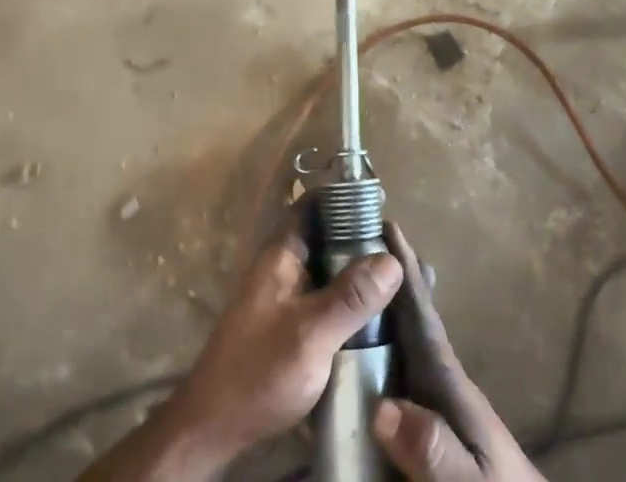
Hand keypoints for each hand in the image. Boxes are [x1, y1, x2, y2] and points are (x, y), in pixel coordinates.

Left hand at [168, 207, 404, 461]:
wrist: (216, 426)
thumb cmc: (259, 372)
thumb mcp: (310, 334)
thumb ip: (350, 297)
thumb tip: (393, 258)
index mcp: (281, 256)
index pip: (312, 206)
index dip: (345, 199)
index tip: (385, 207)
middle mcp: (283, 269)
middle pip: (327, 239)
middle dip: (365, 242)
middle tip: (410, 254)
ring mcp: (287, 299)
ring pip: (331, 272)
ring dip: (363, 275)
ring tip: (408, 282)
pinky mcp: (294, 327)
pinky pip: (330, 300)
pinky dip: (355, 301)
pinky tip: (384, 316)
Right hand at [374, 224, 546, 481]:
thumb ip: (434, 448)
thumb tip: (382, 407)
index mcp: (449, 387)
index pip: (423, 318)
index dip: (405, 273)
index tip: (387, 227)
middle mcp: (437, 386)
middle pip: (407, 323)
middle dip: (385, 282)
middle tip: (356, 240)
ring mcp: (431, 405)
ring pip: (397, 348)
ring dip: (374, 314)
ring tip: (347, 283)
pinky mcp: (423, 427)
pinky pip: (389, 378)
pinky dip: (371, 354)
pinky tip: (350, 353)